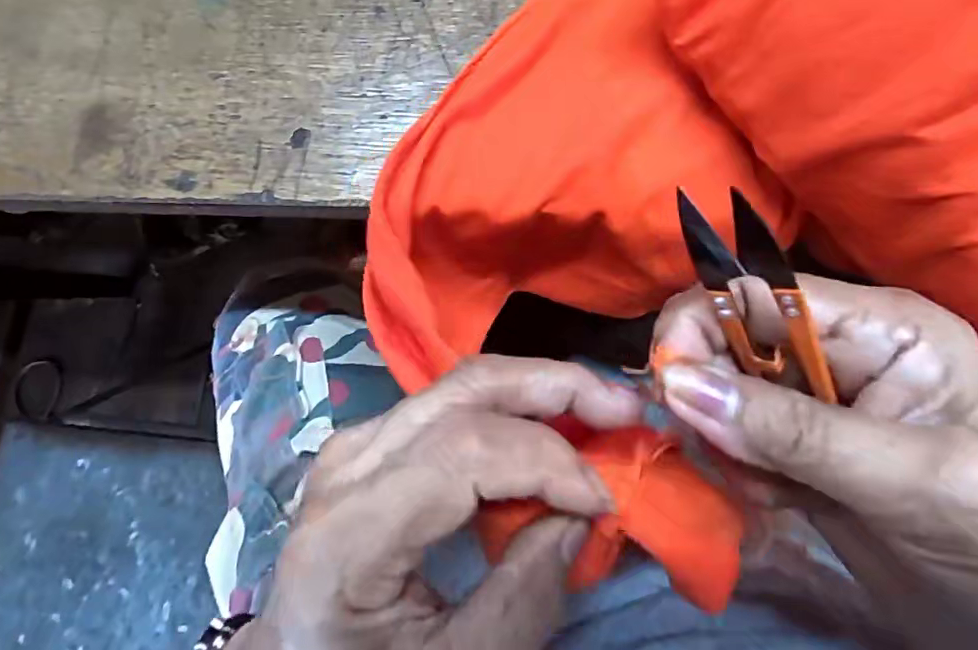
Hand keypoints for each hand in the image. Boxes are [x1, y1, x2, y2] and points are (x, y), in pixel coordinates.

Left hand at [238, 355, 644, 649]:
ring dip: (541, 386)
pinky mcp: (377, 438)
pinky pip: (455, 402)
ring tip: (603, 406)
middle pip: (468, 389)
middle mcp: (351, 459)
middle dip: (557, 386)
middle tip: (626, 406)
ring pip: (465, 381)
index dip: (549, 461)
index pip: (465, 450)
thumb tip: (583, 516)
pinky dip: (514, 405)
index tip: (608, 498)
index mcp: (350, 525)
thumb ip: (522, 596)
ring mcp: (361, 439)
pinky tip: (554, 422)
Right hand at [653, 275, 977, 649]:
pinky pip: (741, 442)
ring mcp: (824, 404)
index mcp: (883, 325)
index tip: (666, 377)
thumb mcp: (917, 482)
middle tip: (702, 444)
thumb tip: (678, 381)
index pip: (767, 293)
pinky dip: (734, 470)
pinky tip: (766, 503)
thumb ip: (797, 432)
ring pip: (728, 391)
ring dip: (719, 435)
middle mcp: (845, 350)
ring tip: (754, 489)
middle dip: (707, 383)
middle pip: (737, 337)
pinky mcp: (808, 454)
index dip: (706, 320)